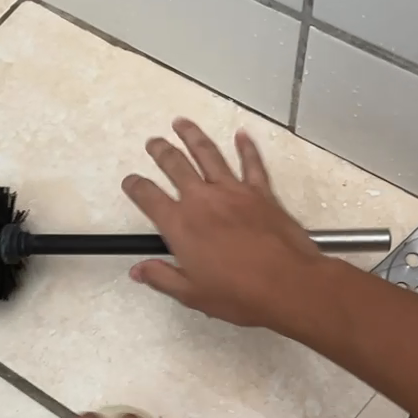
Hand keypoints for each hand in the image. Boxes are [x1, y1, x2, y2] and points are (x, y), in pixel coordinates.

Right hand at [121, 118, 332, 330]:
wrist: (287, 283)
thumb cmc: (238, 294)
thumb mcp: (193, 294)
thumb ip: (163, 277)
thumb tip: (138, 270)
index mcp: (181, 225)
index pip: (149, 198)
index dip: (136, 187)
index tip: (130, 181)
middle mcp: (203, 200)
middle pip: (176, 166)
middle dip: (161, 151)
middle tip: (153, 142)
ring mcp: (234, 192)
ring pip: (209, 155)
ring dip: (193, 136)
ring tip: (182, 123)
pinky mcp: (262, 192)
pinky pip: (252, 164)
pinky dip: (246, 148)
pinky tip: (242, 135)